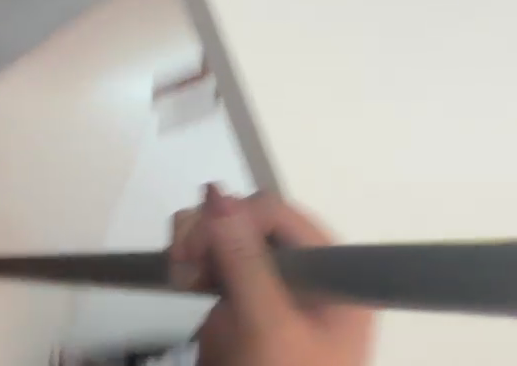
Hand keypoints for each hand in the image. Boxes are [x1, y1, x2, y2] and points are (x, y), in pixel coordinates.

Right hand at [169, 186, 373, 365]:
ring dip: (191, 238)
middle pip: (246, 213)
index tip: (208, 249)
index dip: (240, 219)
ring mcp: (269, 275)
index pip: (283, 215)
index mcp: (333, 279)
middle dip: (208, 230)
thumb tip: (216, 191)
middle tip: (189, 262)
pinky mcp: (236, 281)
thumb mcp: (267, 327)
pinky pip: (206, 239)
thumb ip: (245, 260)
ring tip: (184, 276)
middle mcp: (305, 270)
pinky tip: (183, 276)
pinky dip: (186, 248)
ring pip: (220, 221)